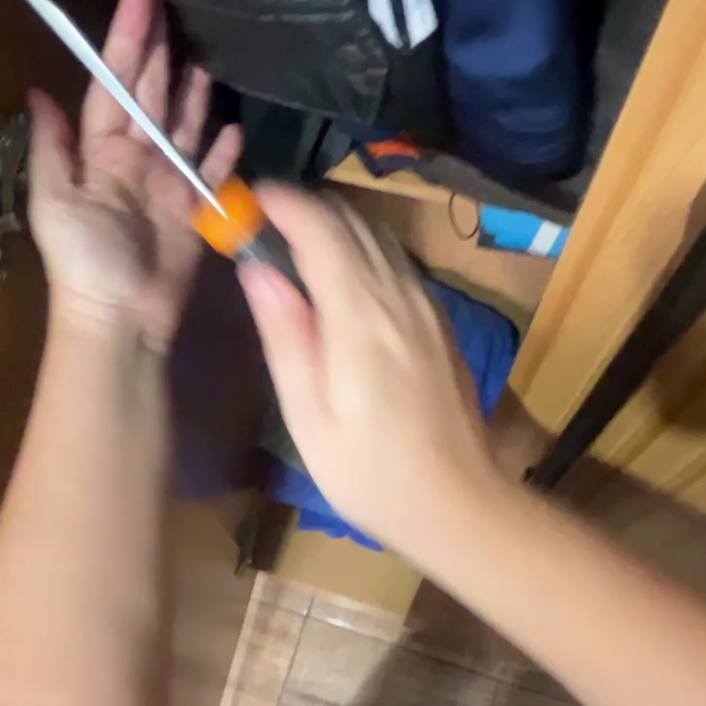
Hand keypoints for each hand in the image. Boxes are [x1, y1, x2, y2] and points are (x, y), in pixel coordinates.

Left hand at [26, 0, 243, 346]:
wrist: (121, 318)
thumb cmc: (84, 261)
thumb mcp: (54, 201)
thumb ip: (52, 147)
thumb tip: (40, 93)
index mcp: (99, 155)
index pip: (114, 90)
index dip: (127, 47)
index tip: (142, 2)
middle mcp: (135, 163)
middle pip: (150, 102)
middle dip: (160, 58)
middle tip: (176, 12)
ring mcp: (167, 187)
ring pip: (183, 131)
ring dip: (193, 98)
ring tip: (207, 61)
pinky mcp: (194, 212)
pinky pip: (211, 175)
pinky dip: (222, 154)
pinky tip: (234, 127)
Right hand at [237, 187, 511, 548]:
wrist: (458, 503)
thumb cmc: (369, 474)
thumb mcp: (309, 416)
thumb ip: (285, 335)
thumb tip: (258, 269)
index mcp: (361, 316)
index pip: (320, 227)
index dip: (281, 203)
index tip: (247, 202)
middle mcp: (400, 296)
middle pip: (351, 223)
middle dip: (304, 212)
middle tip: (262, 230)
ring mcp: (428, 307)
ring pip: (378, 240)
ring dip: (334, 230)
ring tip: (294, 253)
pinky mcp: (441, 323)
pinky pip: (397, 266)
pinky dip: (363, 254)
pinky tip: (342, 287)